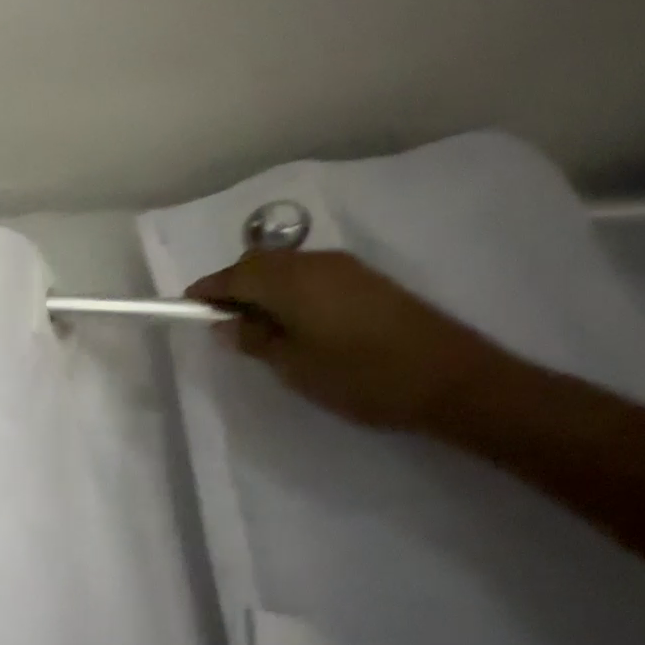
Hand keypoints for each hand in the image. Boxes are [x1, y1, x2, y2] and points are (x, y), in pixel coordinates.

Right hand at [186, 251, 503, 430]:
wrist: (456, 382)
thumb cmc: (361, 376)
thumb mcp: (294, 367)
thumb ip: (255, 340)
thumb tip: (228, 324)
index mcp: (287, 280)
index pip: (230, 276)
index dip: (206, 291)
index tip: (188, 309)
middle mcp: (313, 263)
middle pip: (257, 264)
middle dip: (234, 286)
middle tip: (226, 323)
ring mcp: (345, 268)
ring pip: (286, 268)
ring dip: (265, 288)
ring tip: (262, 327)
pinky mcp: (369, 281)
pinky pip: (313, 275)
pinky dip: (293, 291)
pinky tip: (299, 323)